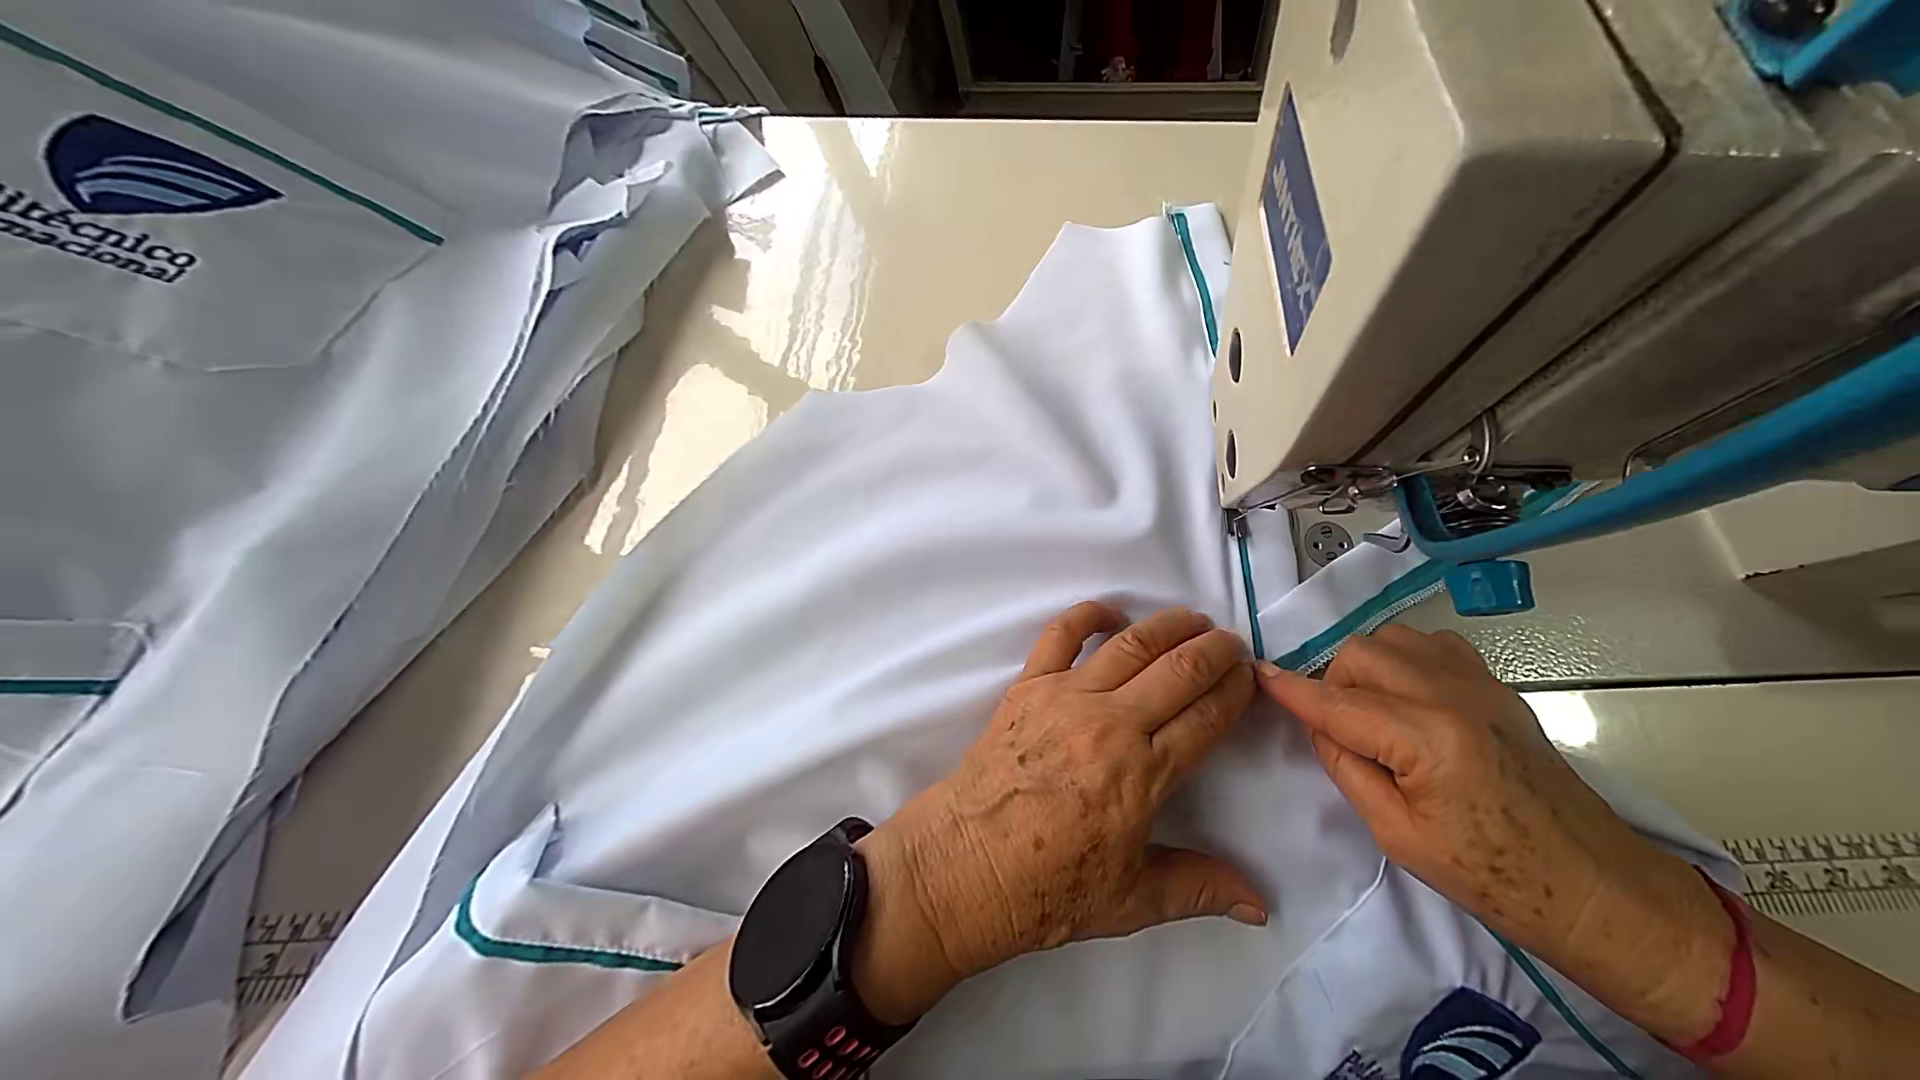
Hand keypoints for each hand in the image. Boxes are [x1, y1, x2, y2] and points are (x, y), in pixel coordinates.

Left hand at [853, 603, 1264, 1022]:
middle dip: (1214, 651)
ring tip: (1191, 620)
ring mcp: (1065, 699)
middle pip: (1178, 671)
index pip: (1206, 717)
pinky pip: (1059, 636)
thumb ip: (1198, 889)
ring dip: (1167, 626)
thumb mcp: (1131, 901)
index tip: (1250, 678)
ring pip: (1129, 646)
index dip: (1235, 692)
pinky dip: (1088, 616)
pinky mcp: (1027, 687)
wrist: (964, 866)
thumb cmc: (1047, 887)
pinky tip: (1110, 615)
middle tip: (1231, 643)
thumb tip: (1260, 905)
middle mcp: (1110, 724)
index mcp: (1144, 774)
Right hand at [1254, 625, 1731, 1040]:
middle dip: (1332, 682)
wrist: (1595, 887)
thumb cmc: (1492, 877)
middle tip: (1339, 728)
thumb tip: (1316, 723)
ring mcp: (1480, 684)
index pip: (1335, 702)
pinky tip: (1409, 696)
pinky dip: (1403, 659)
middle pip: (1360, 653)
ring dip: (1366, 667)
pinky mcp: (1496, 685)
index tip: (1254, 672)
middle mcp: (1453, 696)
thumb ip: (1347, 766)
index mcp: (1427, 740)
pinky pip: (1429, 643)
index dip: (1289, 688)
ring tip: (1373, 712)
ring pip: (1391, 639)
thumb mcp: (1396, 834)